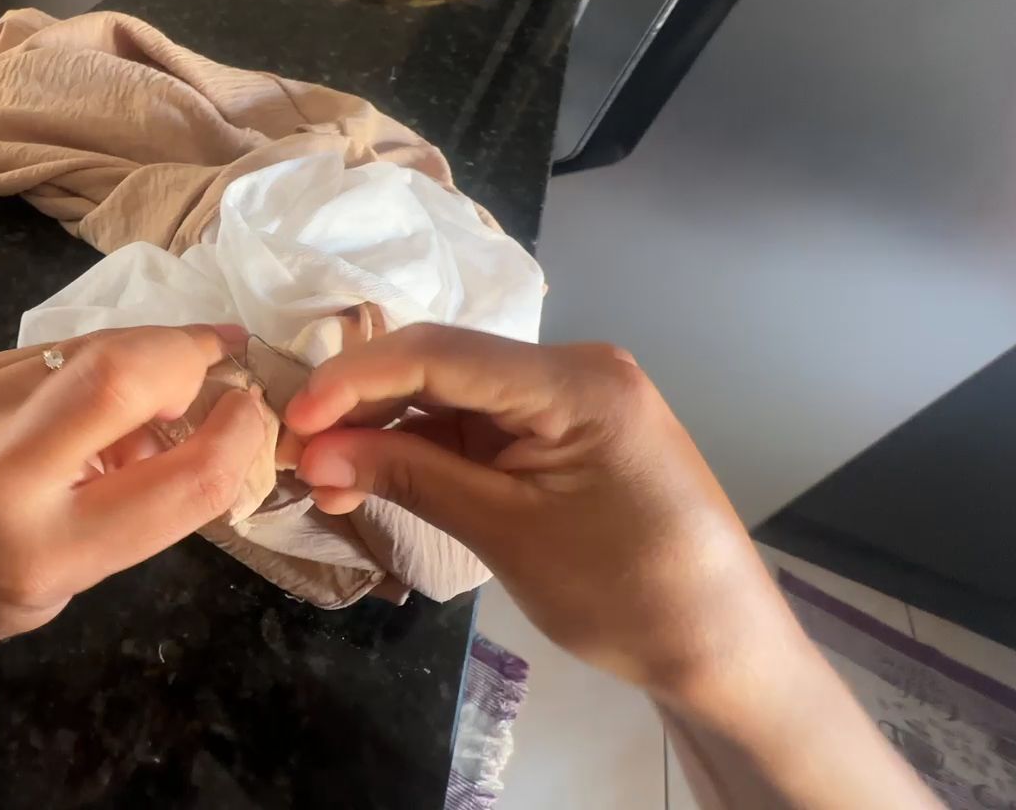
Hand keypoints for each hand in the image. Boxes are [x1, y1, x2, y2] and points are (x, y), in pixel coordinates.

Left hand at [0, 325, 267, 659]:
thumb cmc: (0, 590)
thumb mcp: (86, 572)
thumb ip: (153, 497)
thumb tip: (213, 410)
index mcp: (46, 551)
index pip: (177, 483)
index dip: (236, 437)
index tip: (251, 412)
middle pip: (117, 380)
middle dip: (184, 356)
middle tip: (217, 356)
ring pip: (86, 348)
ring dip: (147, 346)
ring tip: (172, 364)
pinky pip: (53, 348)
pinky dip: (99, 353)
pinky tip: (108, 376)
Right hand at [284, 323, 796, 702]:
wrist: (722, 658)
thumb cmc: (631, 598)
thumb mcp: (505, 533)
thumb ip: (405, 476)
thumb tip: (310, 456)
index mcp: (575, 382)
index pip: (438, 356)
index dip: (353, 382)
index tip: (292, 420)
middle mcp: (565, 368)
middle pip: (433, 364)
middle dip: (357, 405)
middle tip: (296, 448)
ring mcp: (553, 396)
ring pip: (437, 393)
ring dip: (376, 430)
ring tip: (323, 474)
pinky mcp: (542, 426)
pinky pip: (459, 422)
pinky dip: (409, 447)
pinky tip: (366, 474)